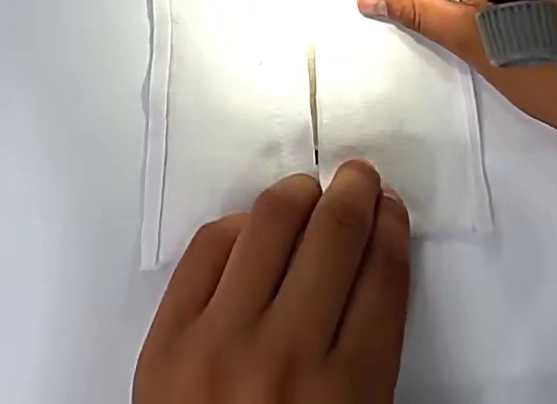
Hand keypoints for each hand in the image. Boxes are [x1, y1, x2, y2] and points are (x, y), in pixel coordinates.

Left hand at [134, 160, 410, 403]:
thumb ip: (367, 352)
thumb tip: (370, 256)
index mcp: (345, 400)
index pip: (383, 277)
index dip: (390, 228)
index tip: (388, 207)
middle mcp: (285, 360)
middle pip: (335, 235)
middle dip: (354, 192)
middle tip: (358, 176)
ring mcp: (219, 342)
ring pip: (272, 220)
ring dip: (301, 191)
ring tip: (312, 189)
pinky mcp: (166, 338)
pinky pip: (210, 244)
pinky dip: (241, 224)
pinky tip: (256, 228)